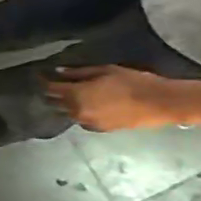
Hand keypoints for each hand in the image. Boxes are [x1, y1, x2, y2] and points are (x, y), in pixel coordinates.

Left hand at [44, 65, 192, 130]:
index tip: (40, 75)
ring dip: (64, 105)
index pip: (49, 88)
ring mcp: (86, 122)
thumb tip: (58, 71)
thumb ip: (78, 73)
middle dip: (51, 94)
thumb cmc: (133, 82)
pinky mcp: (99, 129)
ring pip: (67, 113)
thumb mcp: (105, 71)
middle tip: (54, 85)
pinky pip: (81, 121)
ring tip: (68, 97)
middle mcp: (75, 111)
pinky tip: (85, 107)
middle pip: (54, 103)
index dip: (43, 81)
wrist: (160, 103)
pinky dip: (79, 113)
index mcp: (74, 95)